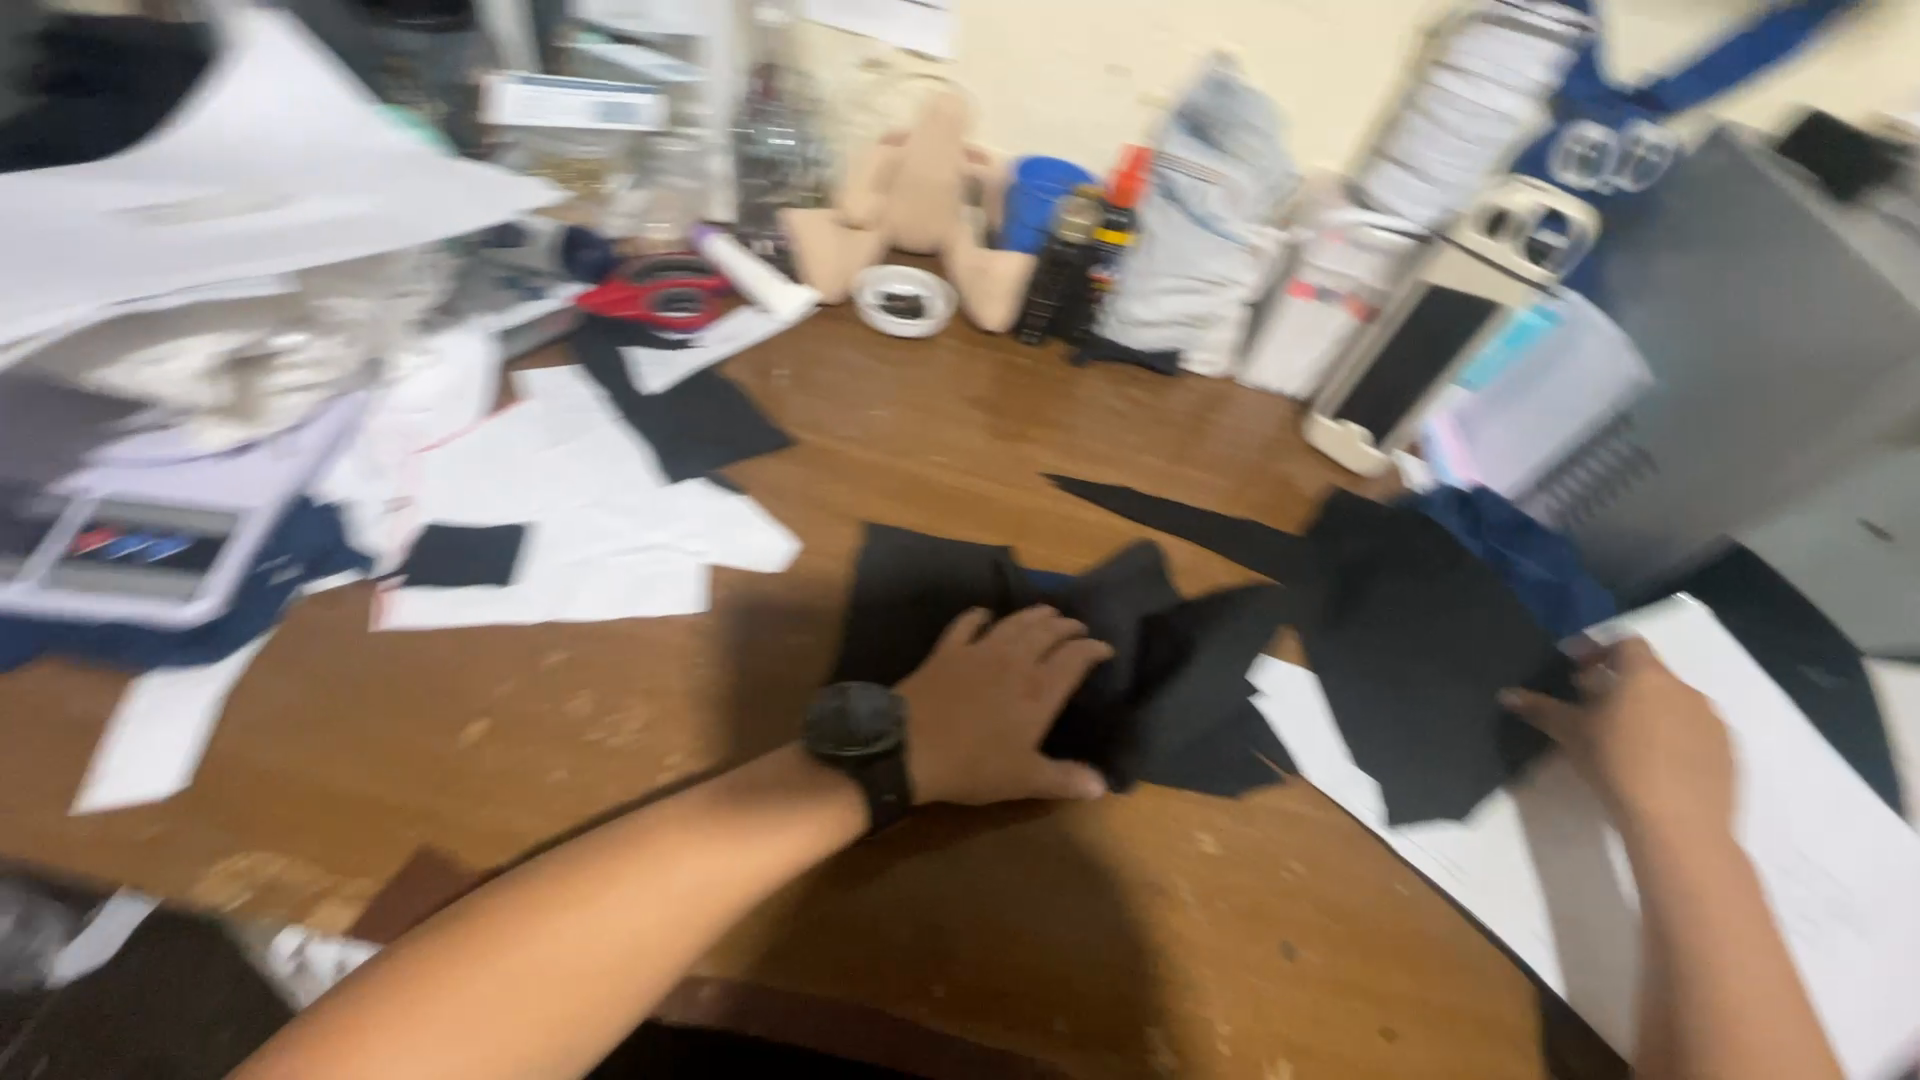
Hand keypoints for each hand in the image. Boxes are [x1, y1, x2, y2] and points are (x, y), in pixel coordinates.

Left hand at [897, 606, 1114, 806]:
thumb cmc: (973, 766)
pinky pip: (967, 624)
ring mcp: (979, 651)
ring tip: (1046, 612)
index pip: (1075, 659)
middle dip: (1066, 626)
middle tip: (1077, 626)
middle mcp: (1014, 661)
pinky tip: (985, 614)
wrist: (910, 747)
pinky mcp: (948, 651)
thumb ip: (1065, 779)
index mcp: (1039, 690)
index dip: (1093, 650)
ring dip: (1033, 615)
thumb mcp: (1024, 780)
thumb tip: (1103, 786)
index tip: (1105, 649)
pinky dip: (979, 616)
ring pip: (1013, 623)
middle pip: (1047, 633)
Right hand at [1501, 638, 1734, 849]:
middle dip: (1617, 683)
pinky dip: (1670, 735)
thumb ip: (1539, 708)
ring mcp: (1713, 722)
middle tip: (1589, 706)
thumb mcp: (1568, 733)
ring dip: (1645, 709)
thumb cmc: (1617, 763)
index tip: (1574, 670)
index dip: (1597, 650)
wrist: (1680, 823)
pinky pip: (1693, 730)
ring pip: (1672, 702)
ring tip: (1620, 737)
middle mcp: (1685, 690)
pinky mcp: (1729, 752)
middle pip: (1648, 673)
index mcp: (1646, 677)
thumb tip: (1507, 694)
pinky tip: (1651, 762)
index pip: (1625, 643)